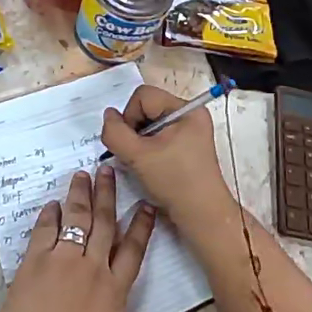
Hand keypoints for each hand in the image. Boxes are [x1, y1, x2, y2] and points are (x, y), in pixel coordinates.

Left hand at [0, 168, 181, 311]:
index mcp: (115, 290)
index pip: (133, 250)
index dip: (141, 226)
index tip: (147, 205)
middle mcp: (91, 268)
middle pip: (104, 224)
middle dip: (107, 195)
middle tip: (108, 169)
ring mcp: (62, 261)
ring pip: (75, 219)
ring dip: (79, 195)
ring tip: (82, 174)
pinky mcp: (33, 262)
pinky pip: (45, 231)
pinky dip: (49, 215)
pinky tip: (52, 204)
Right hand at [101, 86, 234, 228]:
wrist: (202, 215)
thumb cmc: (173, 182)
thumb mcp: (137, 156)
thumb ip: (115, 132)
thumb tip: (109, 115)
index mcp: (186, 109)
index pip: (143, 96)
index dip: (129, 117)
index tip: (131, 144)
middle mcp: (191, 114)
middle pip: (147, 107)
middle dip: (134, 129)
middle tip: (134, 154)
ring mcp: (191, 129)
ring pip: (152, 122)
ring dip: (140, 140)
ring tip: (142, 161)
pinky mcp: (188, 144)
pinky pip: (161, 134)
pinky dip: (149, 147)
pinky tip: (150, 165)